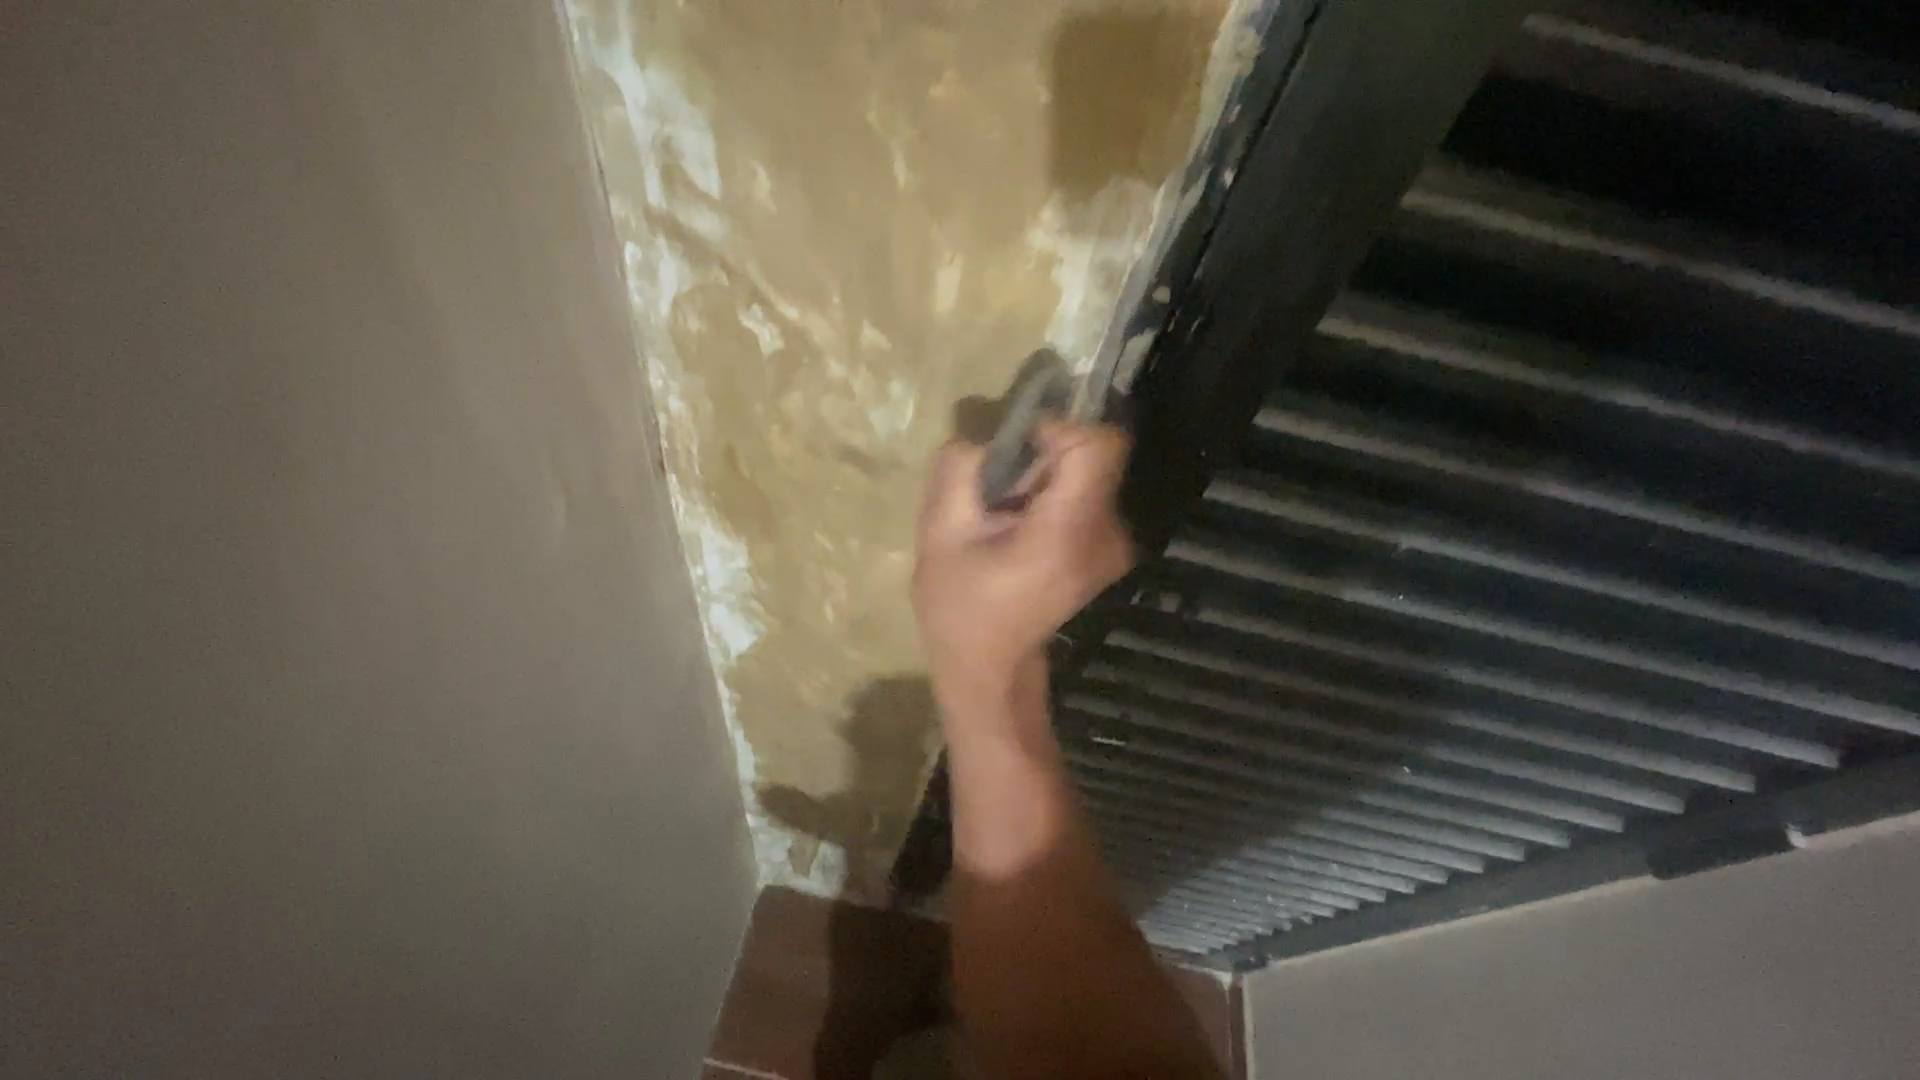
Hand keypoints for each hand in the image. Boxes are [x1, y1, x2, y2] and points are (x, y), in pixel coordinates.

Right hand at [913, 422, 1134, 717]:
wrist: (991, 668)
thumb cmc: (960, 608)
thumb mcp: (938, 533)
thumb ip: (959, 469)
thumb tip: (984, 438)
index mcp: (1068, 532)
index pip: (1099, 445)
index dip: (1058, 431)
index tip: (1016, 451)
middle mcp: (1108, 534)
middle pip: (1092, 457)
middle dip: (1043, 458)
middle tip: (998, 491)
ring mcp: (1116, 544)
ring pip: (1088, 473)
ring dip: (1045, 478)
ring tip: (1005, 516)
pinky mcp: (1109, 549)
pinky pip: (1086, 495)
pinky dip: (1053, 496)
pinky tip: (1021, 530)